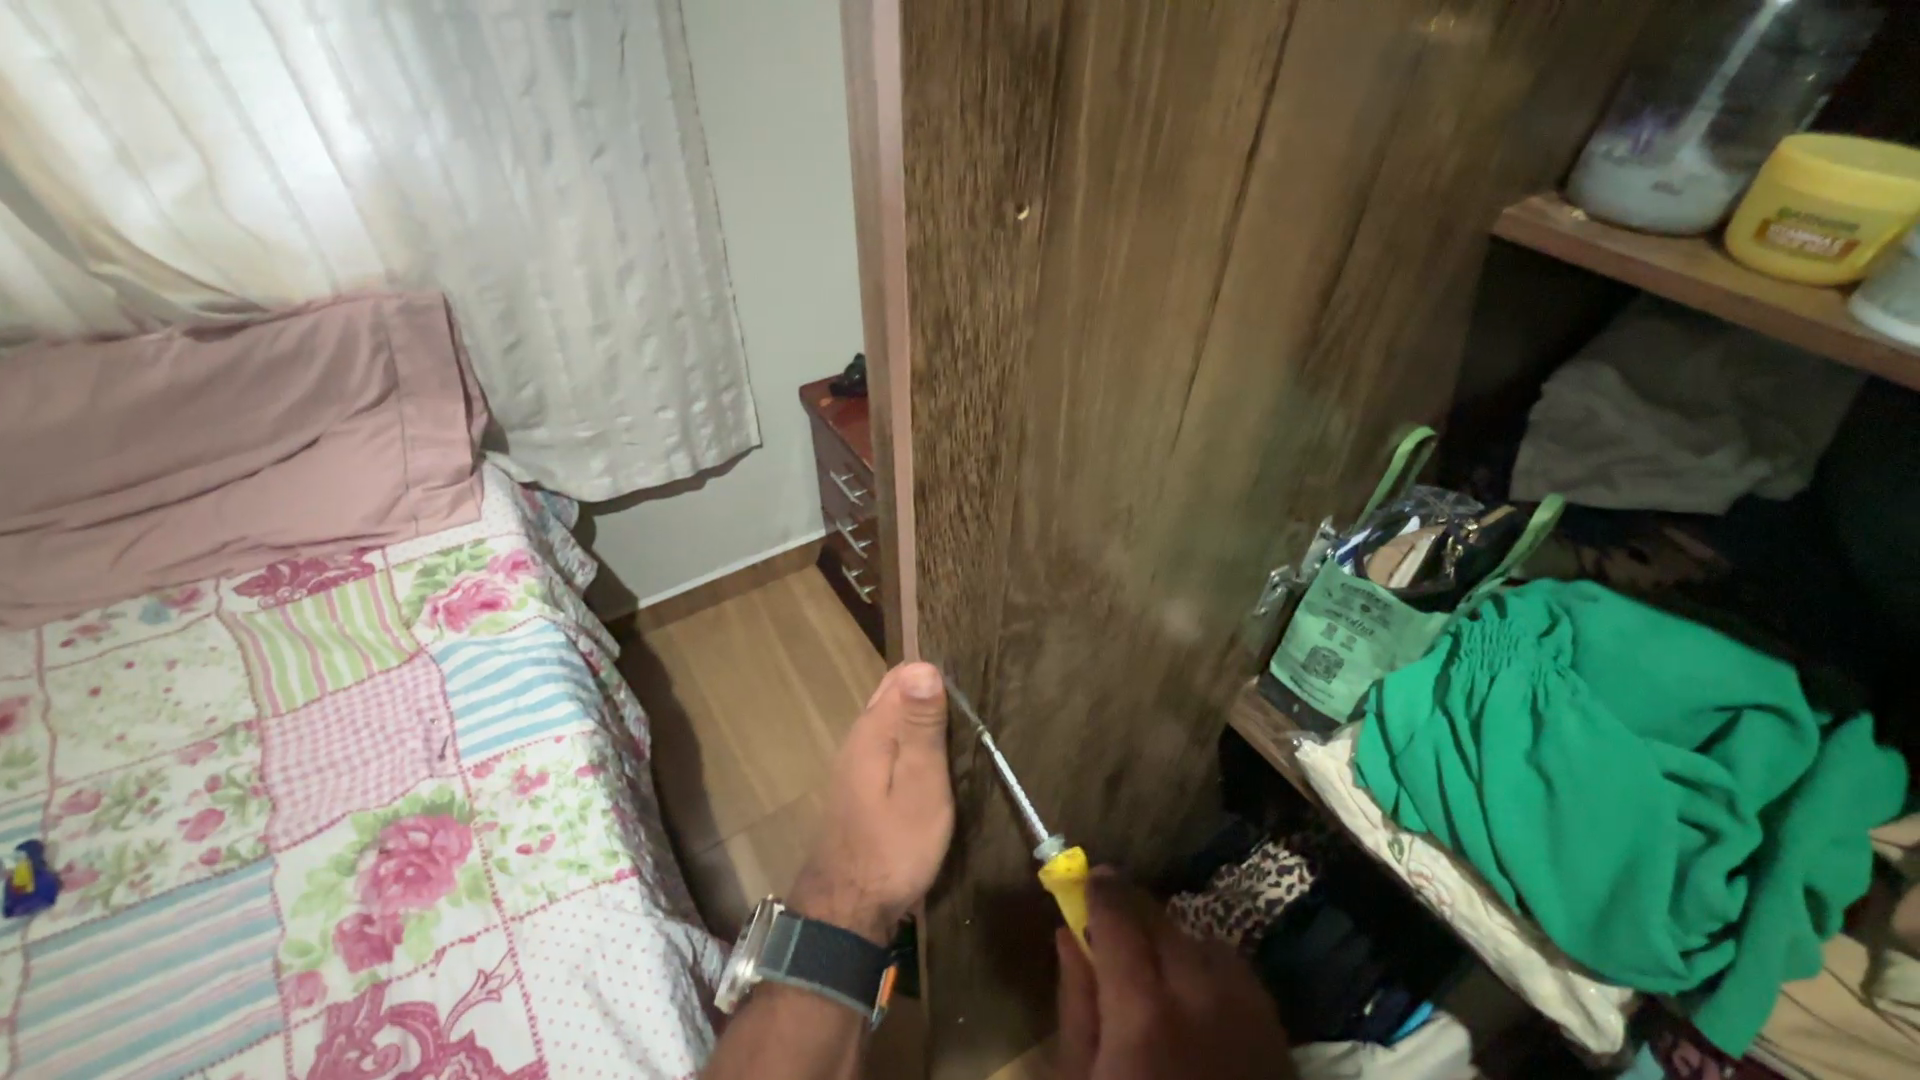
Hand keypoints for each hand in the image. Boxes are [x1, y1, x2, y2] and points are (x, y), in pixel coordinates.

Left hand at [789, 662, 953, 943]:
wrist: (848, 909)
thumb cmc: (894, 847)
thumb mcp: (920, 785)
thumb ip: (921, 728)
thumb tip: (924, 666)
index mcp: (874, 728)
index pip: (905, 674)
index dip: (940, 678)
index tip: (975, 698)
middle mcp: (859, 736)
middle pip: (896, 694)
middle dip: (932, 695)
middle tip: (974, 718)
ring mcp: (855, 762)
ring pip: (892, 721)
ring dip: (924, 721)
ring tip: (964, 737)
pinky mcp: (860, 785)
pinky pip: (889, 745)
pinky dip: (913, 744)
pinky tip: (936, 764)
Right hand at [1056, 875, 1295, 1079]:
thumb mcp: (1080, 1079)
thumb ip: (1076, 1002)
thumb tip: (1068, 934)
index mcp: (1143, 1012)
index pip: (1119, 917)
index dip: (1100, 890)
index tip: (1086, 878)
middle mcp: (1201, 996)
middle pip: (1162, 920)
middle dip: (1133, 911)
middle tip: (1110, 921)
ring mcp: (1247, 1013)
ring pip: (1203, 939)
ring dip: (1172, 939)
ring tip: (1151, 967)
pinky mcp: (1275, 1033)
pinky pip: (1236, 971)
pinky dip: (1209, 965)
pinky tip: (1193, 995)